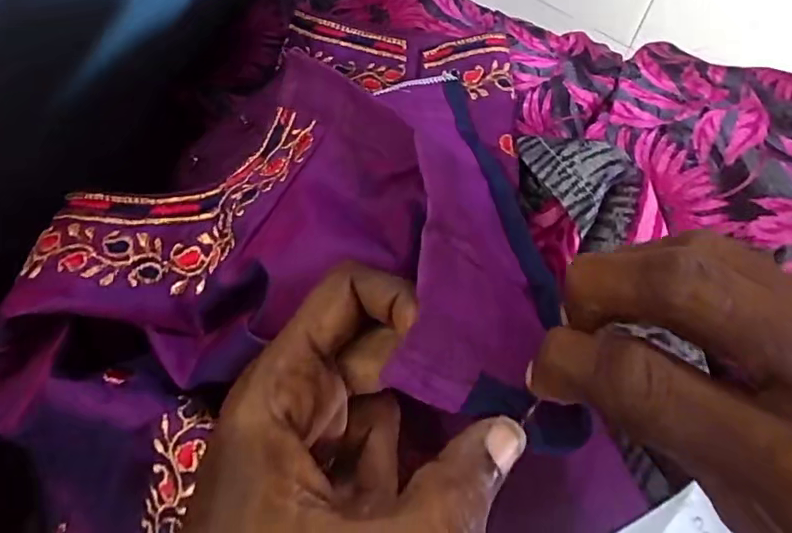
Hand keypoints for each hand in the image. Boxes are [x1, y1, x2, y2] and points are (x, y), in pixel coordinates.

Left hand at [187, 263, 526, 531]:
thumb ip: (451, 491)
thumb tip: (510, 429)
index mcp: (280, 391)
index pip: (342, 296)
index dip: (396, 299)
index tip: (449, 337)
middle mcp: (293, 404)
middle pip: (369, 345)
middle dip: (428, 350)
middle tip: (493, 358)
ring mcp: (312, 450)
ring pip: (382, 397)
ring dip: (432, 398)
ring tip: (492, 389)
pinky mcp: (329, 494)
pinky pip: (382, 447)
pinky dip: (422, 446)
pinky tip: (470, 444)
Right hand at [528, 233, 791, 532]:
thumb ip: (683, 450)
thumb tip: (597, 375)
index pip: (648, 378)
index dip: (570, 361)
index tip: (542, 370)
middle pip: (682, 278)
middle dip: (598, 285)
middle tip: (573, 321)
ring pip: (710, 251)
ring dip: (638, 268)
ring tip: (616, 308)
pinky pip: (748, 264)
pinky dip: (687, 273)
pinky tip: (680, 308)